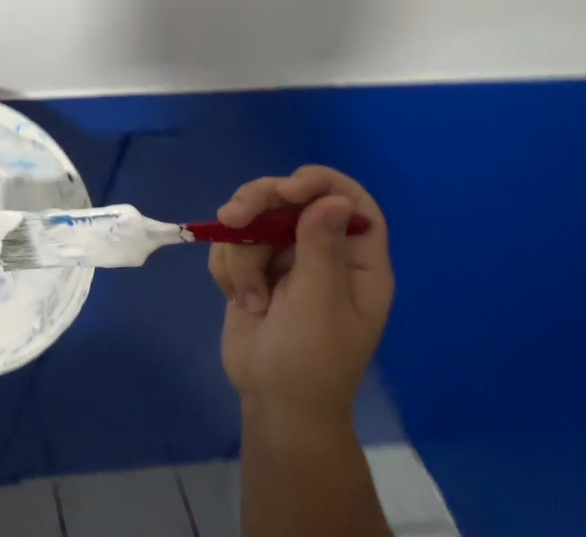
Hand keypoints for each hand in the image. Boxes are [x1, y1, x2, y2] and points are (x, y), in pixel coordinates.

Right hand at [209, 165, 392, 425]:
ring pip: (253, 222)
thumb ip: (322, 248)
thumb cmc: (311, 359)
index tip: (288, 189)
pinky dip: (227, 269)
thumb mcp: (320, 303)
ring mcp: (286, 261)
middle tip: (232, 218)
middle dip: (257, 206)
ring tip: (249, 298)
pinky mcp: (253, 271)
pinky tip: (237, 298)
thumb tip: (335, 199)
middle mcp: (323, 252)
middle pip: (289, 200)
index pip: (350, 201)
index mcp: (357, 260)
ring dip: (240, 256)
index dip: (320, 183)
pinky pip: (231, 245)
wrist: (274, 403)